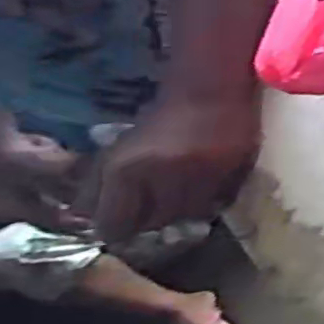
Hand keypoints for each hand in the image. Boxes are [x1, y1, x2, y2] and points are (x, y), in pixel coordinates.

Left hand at [94, 95, 259, 240]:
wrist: (211, 94)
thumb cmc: (159, 122)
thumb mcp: (116, 152)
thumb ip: (97, 186)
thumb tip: (85, 218)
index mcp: (127, 170)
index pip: (116, 222)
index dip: (116, 230)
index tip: (121, 229)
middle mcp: (166, 175)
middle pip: (158, 221)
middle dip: (154, 221)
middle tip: (154, 215)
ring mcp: (206, 171)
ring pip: (193, 213)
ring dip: (186, 212)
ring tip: (183, 204)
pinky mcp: (238, 166)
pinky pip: (224, 198)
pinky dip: (214, 200)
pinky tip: (208, 192)